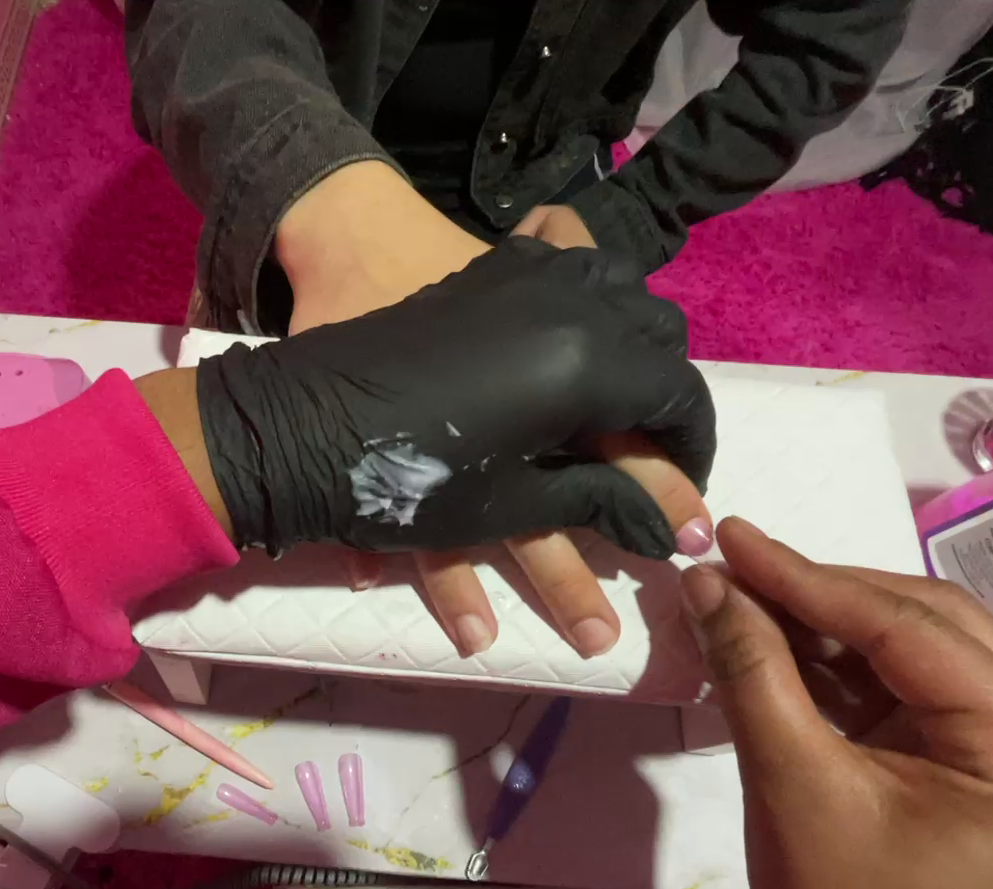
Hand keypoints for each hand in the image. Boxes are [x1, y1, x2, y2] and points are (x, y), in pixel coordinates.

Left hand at [276, 164, 710, 657]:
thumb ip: (599, 501)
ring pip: (617, 288)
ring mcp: (524, 274)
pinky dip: (582, 295)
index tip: (685, 488)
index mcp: (585, 364)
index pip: (677, 396)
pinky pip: (561, 261)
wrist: (299, 424)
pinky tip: (565, 332)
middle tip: (650, 450)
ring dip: (629, 339)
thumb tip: (667, 523)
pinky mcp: (484, 269)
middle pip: (658, 336)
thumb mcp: (509, 505)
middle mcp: (569, 302)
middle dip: (665, 395)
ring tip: (614, 394)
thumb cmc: (401, 481)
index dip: (694, 447)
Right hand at [683, 518, 992, 888]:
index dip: (807, 578)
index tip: (732, 535)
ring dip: (824, 621)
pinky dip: (836, 661)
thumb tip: (705, 581)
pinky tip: (776, 639)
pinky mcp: (982, 762)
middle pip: (928, 626)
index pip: (912, 633)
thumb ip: (750, 668)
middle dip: (819, 592)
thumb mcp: (788, 779)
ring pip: (915, 647)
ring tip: (743, 594)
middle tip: (732, 562)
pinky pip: (905, 685)